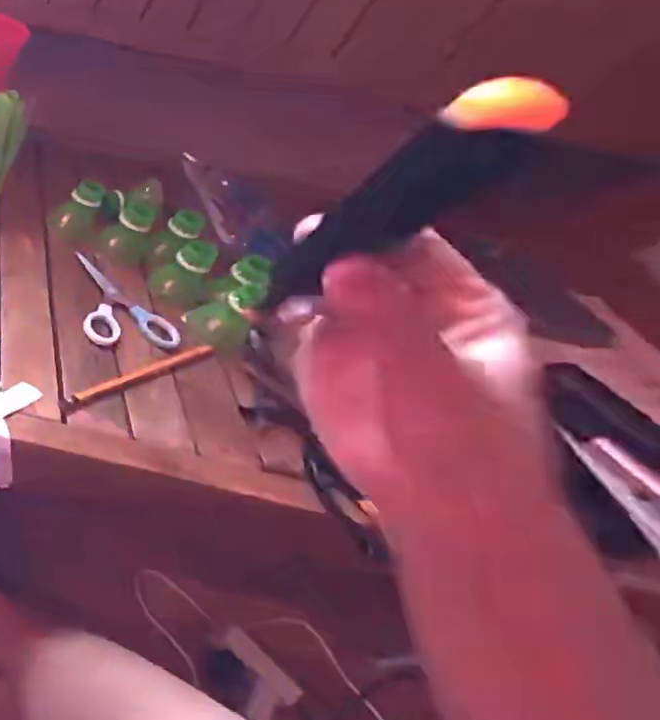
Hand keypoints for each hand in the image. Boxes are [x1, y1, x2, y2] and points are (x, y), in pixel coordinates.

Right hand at [291, 227, 551, 518]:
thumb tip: (339, 262)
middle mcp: (408, 309)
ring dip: (294, 279)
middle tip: (288, 243)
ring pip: (322, 290)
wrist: (432, 498)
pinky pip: (296, 322)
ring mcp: (362, 333)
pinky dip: (275, 311)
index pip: (415, 247)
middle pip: (360, 264)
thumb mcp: (426, 367)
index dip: (373, 230)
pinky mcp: (322, 358)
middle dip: (323, 252)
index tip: (325, 222)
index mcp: (459, 302)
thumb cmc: (452, 433)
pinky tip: (259, 306)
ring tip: (269, 274)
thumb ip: (384, 312)